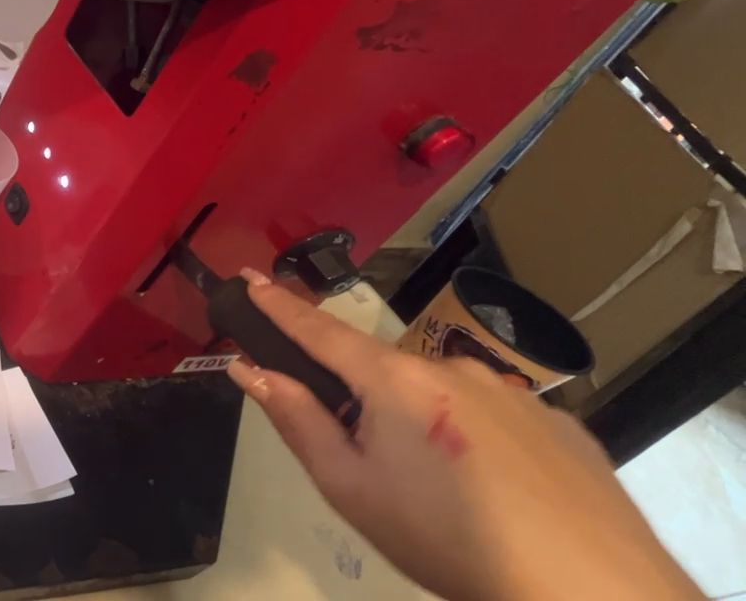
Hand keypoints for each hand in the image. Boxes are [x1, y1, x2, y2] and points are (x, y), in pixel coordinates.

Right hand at [228, 272, 700, 600]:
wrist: (596, 599)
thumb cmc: (448, 540)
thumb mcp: (350, 488)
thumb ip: (296, 419)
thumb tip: (248, 367)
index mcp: (393, 380)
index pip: (319, 329)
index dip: (278, 304)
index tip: (248, 276)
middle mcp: (452, 369)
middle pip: (382, 369)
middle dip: (363, 396)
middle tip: (371, 458)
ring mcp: (515, 395)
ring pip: (441, 394)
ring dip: (423, 420)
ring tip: (443, 489)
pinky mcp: (565, 428)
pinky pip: (498, 419)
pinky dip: (480, 440)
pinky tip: (498, 491)